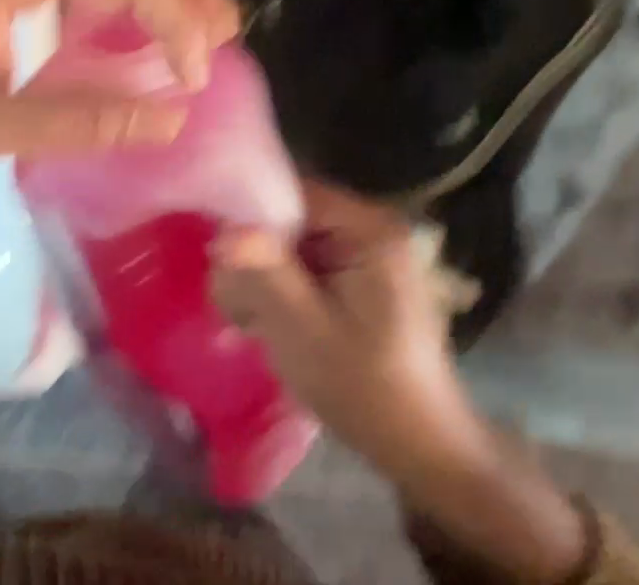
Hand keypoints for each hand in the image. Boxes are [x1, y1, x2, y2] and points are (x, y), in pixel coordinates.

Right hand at [212, 183, 588, 583]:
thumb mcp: (303, 330)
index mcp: (369, 230)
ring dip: (259, 277)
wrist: (420, 446)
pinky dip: (276, 288)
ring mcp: (364, 253)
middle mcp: (369, 229)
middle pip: (284, 216)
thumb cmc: (365, 387)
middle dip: (251, 256)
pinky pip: (299, 263)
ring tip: (247, 320)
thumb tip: (224, 229)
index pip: (288, 191)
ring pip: (285, 241)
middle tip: (234, 303)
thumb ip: (264, 273)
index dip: (246, 216)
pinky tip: (264, 322)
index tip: (217, 255)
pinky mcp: (355, 276)